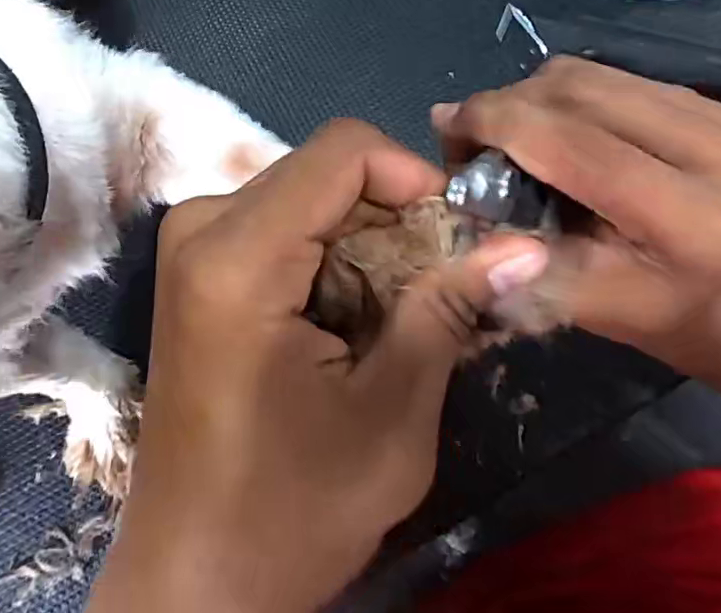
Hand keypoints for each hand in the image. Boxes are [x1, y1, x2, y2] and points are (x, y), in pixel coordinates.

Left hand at [90, 121, 547, 612]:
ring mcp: (195, 241)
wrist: (195, 581)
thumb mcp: (392, 413)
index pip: (344, 150)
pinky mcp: (202, 263)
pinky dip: (338, 252)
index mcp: (238, 257)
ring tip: (400, 310)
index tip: (454, 235)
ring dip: (372, 237)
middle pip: (329, 169)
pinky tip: (355, 314)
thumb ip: (450, 308)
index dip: (413, 177)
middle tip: (439, 283)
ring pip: (315, 191)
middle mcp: (202, 225)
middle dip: (397, 214)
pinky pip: (288, 219)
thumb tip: (524, 243)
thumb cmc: (289, 512)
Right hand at [432, 57, 720, 364]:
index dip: (506, 124)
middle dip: (509, 105)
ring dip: (531, 94)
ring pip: (596, 77)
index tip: (448, 122)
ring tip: (504, 126)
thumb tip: (445, 128)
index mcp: (705, 227)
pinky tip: (549, 121)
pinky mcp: (716, 103)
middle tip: (466, 130)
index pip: (586, 152)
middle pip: (588, 99)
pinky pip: (613, 75)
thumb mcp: (568, 297)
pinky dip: (564, 92)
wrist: (716, 296)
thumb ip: (507, 227)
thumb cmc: (640, 308)